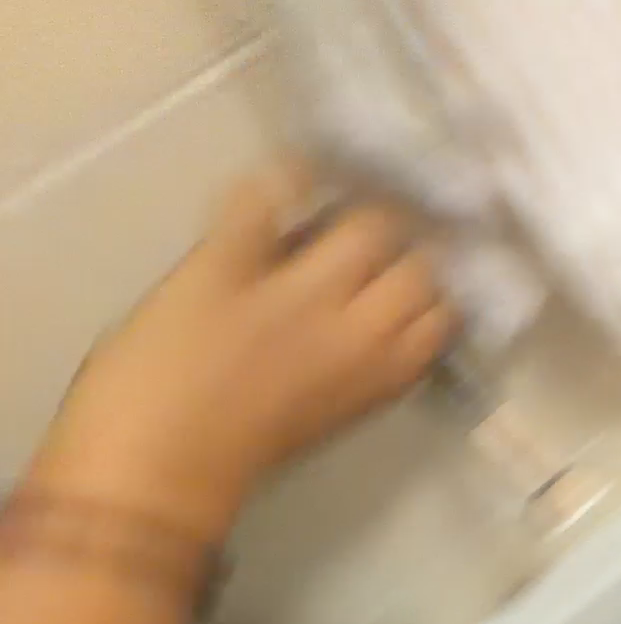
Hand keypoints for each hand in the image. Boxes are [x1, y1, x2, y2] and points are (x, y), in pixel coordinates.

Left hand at [27, 162, 456, 541]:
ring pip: (365, 229)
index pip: (446, 309)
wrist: (171, 452)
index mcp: (393, 366)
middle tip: (407, 233)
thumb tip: (399, 313)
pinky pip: (261, 202)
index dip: (444, 287)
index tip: (437, 275)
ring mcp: (296, 289)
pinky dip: (282, 179)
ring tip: (358, 208)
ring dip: (369, 214)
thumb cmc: (267, 439)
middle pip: (418, 265)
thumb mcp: (354, 403)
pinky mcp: (228, 263)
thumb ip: (383, 359)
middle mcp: (361, 324)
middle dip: (418, 246)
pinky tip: (298, 171)